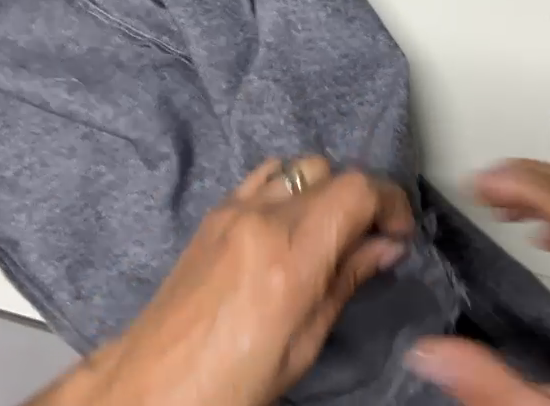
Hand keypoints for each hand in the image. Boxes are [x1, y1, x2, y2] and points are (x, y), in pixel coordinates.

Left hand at [37, 156, 414, 405]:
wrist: (149, 388)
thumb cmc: (232, 384)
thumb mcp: (303, 345)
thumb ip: (346, 281)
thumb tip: (387, 246)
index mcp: (290, 257)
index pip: (356, 190)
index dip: (390, 200)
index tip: (400, 232)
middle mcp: (263, 218)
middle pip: (333, 171)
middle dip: (364, 197)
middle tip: (373, 238)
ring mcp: (234, 208)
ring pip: (300, 165)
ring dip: (327, 188)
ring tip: (332, 229)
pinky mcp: (214, 210)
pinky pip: (265, 174)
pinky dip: (291, 184)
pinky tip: (291, 220)